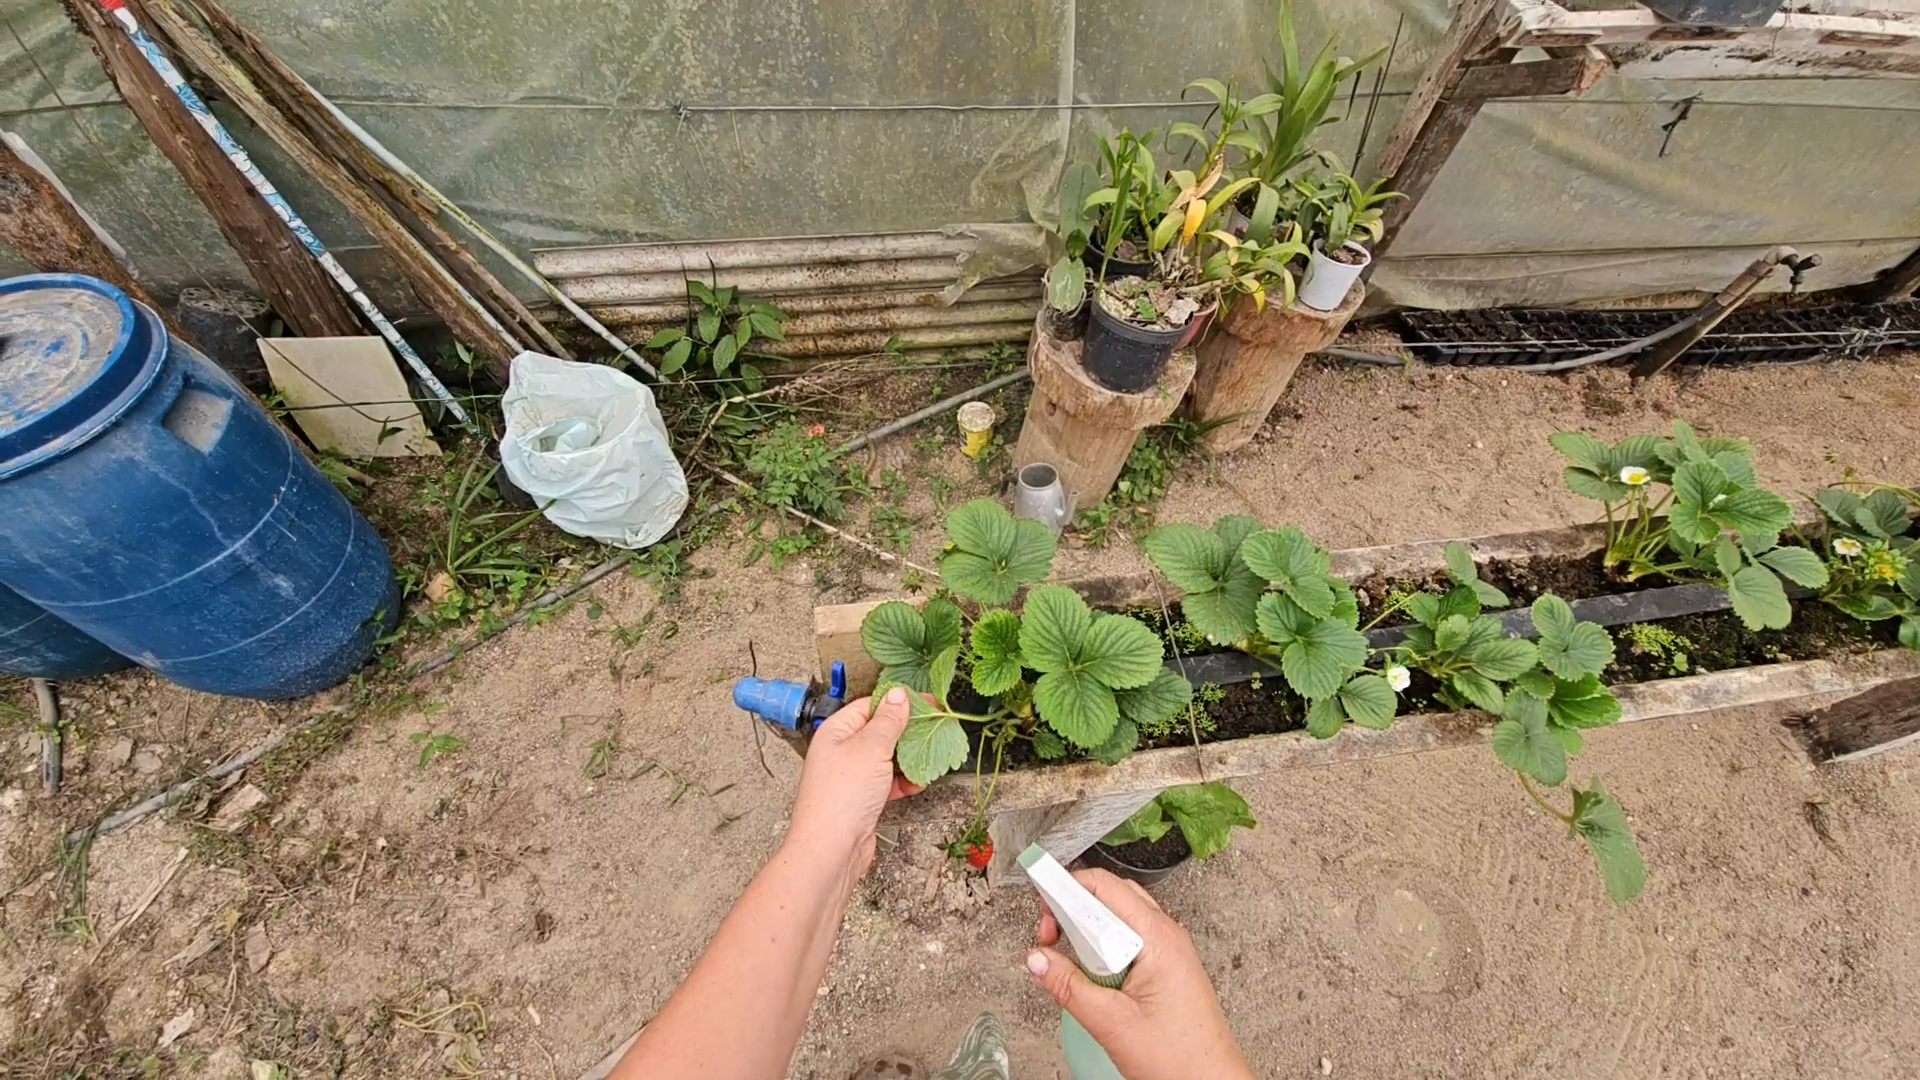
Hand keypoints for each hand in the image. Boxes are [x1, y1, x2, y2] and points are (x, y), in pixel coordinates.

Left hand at [786, 687, 922, 882]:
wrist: (831, 851)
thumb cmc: (841, 797)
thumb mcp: (871, 748)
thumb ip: (889, 720)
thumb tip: (898, 694)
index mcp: (837, 730)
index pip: (871, 705)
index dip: (899, 702)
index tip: (927, 703)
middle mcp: (842, 750)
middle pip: (881, 731)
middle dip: (908, 732)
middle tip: (935, 728)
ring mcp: (852, 776)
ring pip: (887, 758)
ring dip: (909, 759)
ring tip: (930, 758)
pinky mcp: (863, 799)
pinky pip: (888, 782)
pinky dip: (903, 782)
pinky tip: (916, 784)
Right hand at [1026, 868, 1255, 1079]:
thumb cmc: (1180, 1062)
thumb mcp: (1112, 1024)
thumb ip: (1068, 987)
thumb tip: (1036, 958)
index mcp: (1156, 937)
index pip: (1104, 887)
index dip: (1067, 888)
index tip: (1041, 902)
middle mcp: (1166, 934)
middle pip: (1110, 894)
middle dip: (1073, 906)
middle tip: (1049, 935)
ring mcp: (1169, 949)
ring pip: (1119, 916)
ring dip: (1088, 927)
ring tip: (1068, 954)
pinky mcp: (1167, 966)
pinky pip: (1128, 937)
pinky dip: (1104, 944)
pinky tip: (1093, 971)